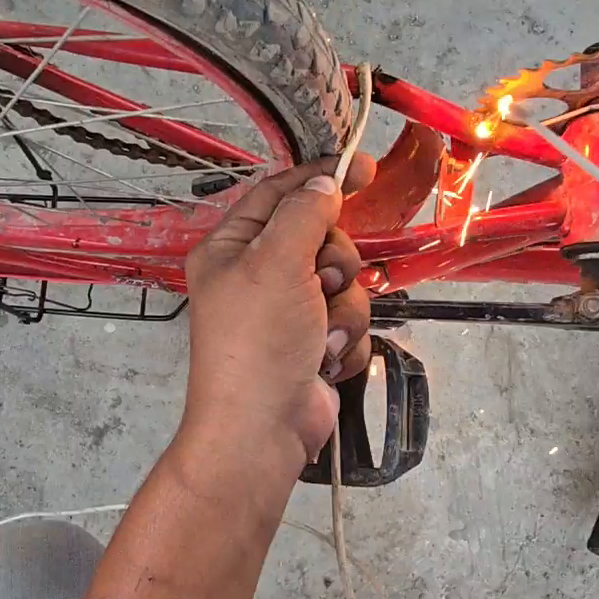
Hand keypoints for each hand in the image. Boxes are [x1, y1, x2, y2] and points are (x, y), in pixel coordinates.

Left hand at [180, 154, 374, 468]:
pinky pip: (349, 322)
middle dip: (335, 264)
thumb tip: (325, 183)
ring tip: (320, 338)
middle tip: (322, 285)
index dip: (322, 178)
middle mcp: (258, 275)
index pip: (280, 193)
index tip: (366, 168)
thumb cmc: (258, 341)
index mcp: (232, 248)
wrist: (263, 430)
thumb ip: (304, 214)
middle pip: (322, 238)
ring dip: (343, 311)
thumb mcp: (275, 263)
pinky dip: (344, 342)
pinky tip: (324, 362)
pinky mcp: (314, 344)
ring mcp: (289, 312)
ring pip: (345, 284)